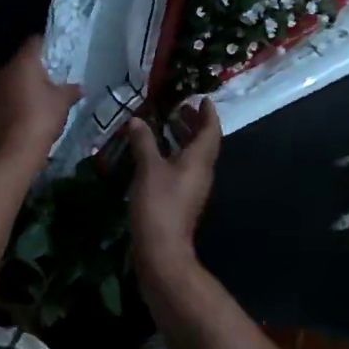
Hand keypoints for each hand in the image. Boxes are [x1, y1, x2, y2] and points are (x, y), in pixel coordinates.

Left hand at [0, 37, 79, 162]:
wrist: (15, 149)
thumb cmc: (42, 116)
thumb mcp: (64, 100)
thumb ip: (72, 89)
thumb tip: (81, 87)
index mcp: (23, 63)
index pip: (34, 42)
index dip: (46, 44)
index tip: (57, 54)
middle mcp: (3, 71)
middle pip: (21, 62)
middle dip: (35, 68)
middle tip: (51, 80)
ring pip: (10, 80)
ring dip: (21, 85)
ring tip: (37, 99)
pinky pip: (2, 97)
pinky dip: (11, 101)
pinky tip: (23, 114)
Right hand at [126, 98, 220, 276]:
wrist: (163, 250)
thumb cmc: (159, 204)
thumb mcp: (149, 169)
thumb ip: (144, 143)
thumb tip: (137, 120)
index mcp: (201, 159)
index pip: (211, 129)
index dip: (208, 113)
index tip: (202, 98)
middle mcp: (203, 170)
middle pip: (204, 140)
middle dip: (194, 122)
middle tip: (180, 107)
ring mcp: (194, 185)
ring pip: (194, 154)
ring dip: (184, 137)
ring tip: (167, 123)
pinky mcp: (184, 197)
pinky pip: (185, 167)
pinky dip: (176, 153)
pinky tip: (158, 152)